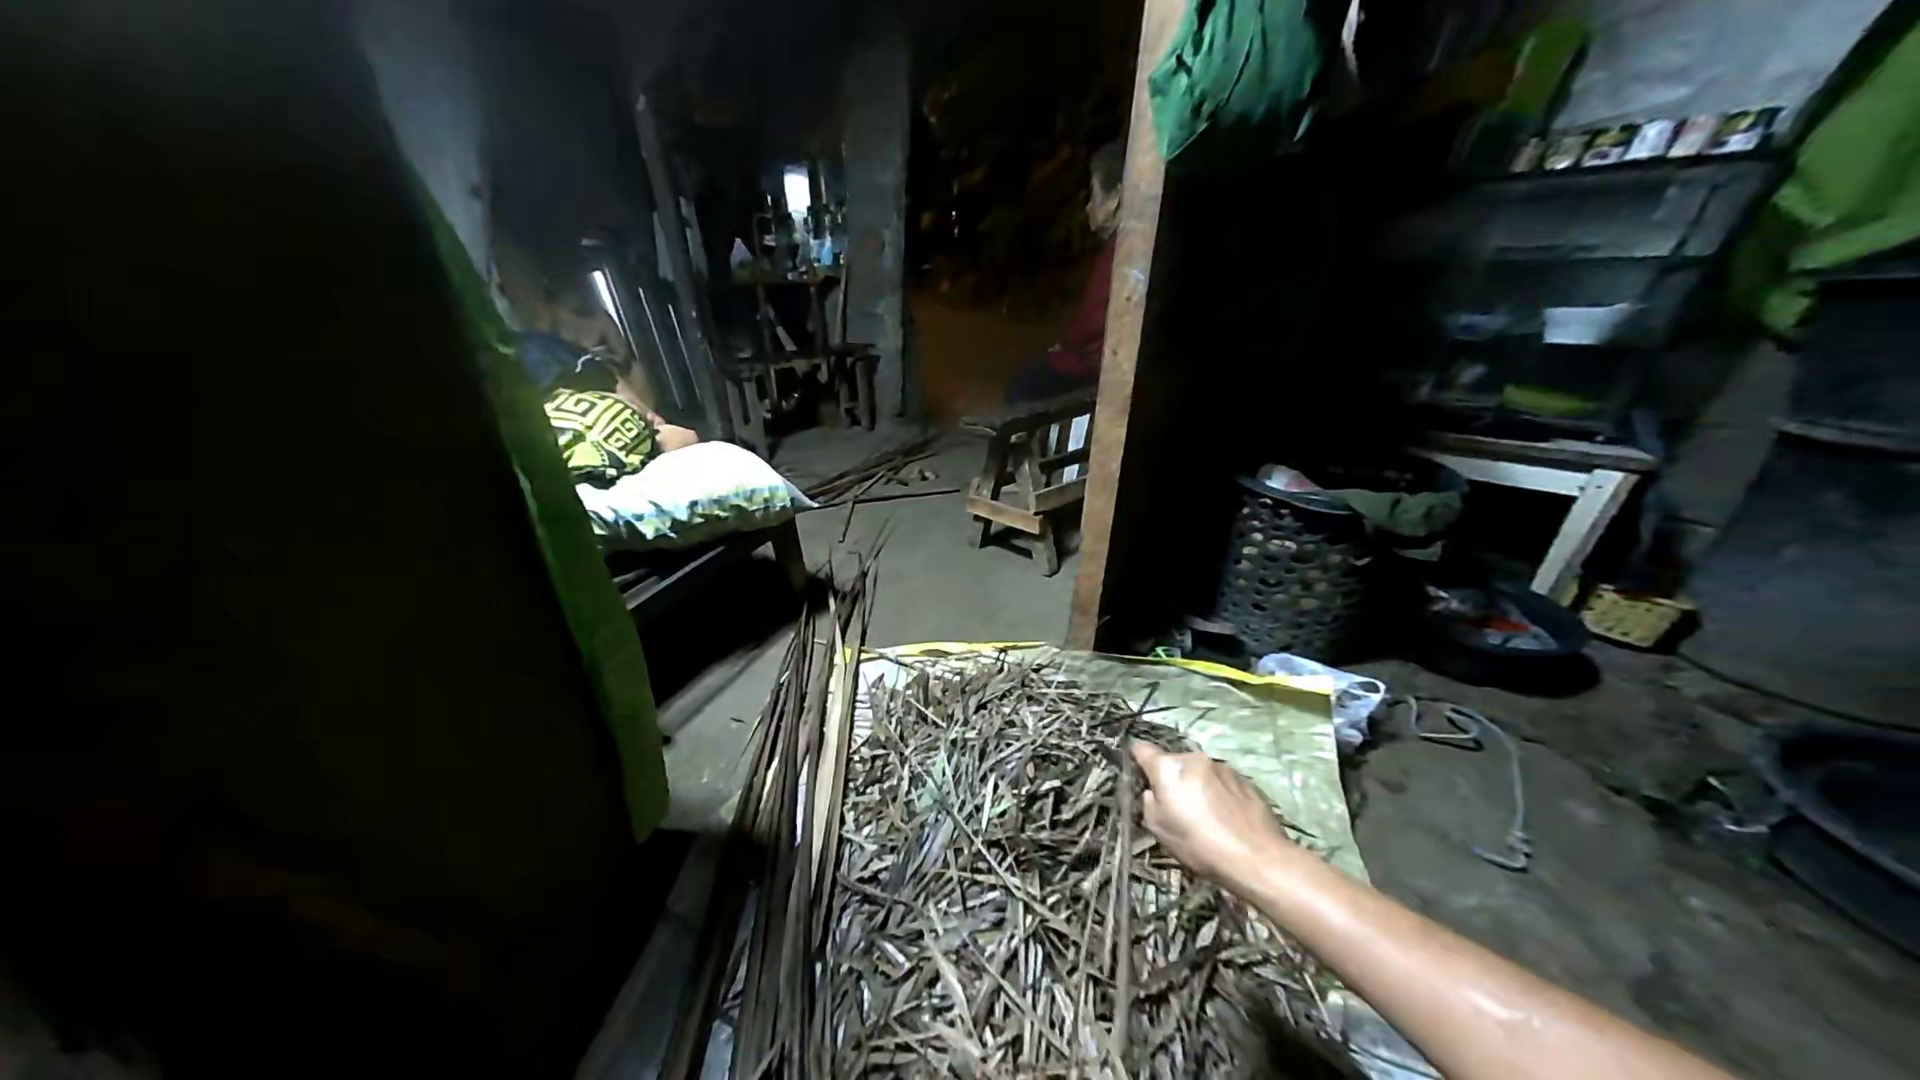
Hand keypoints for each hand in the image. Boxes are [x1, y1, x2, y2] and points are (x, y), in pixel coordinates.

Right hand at [1130, 742, 1294, 885]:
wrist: (1256, 858)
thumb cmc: (1199, 844)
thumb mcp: (1158, 829)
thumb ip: (1149, 802)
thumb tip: (1154, 792)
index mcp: (1168, 767)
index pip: (1141, 749)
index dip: (1137, 760)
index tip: (1140, 775)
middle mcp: (1194, 758)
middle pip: (1174, 763)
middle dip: (1172, 779)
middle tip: (1178, 807)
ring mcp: (1222, 766)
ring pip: (1199, 772)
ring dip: (1197, 785)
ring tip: (1207, 816)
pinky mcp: (1244, 779)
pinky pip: (1221, 781)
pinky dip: (1218, 793)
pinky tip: (1226, 817)